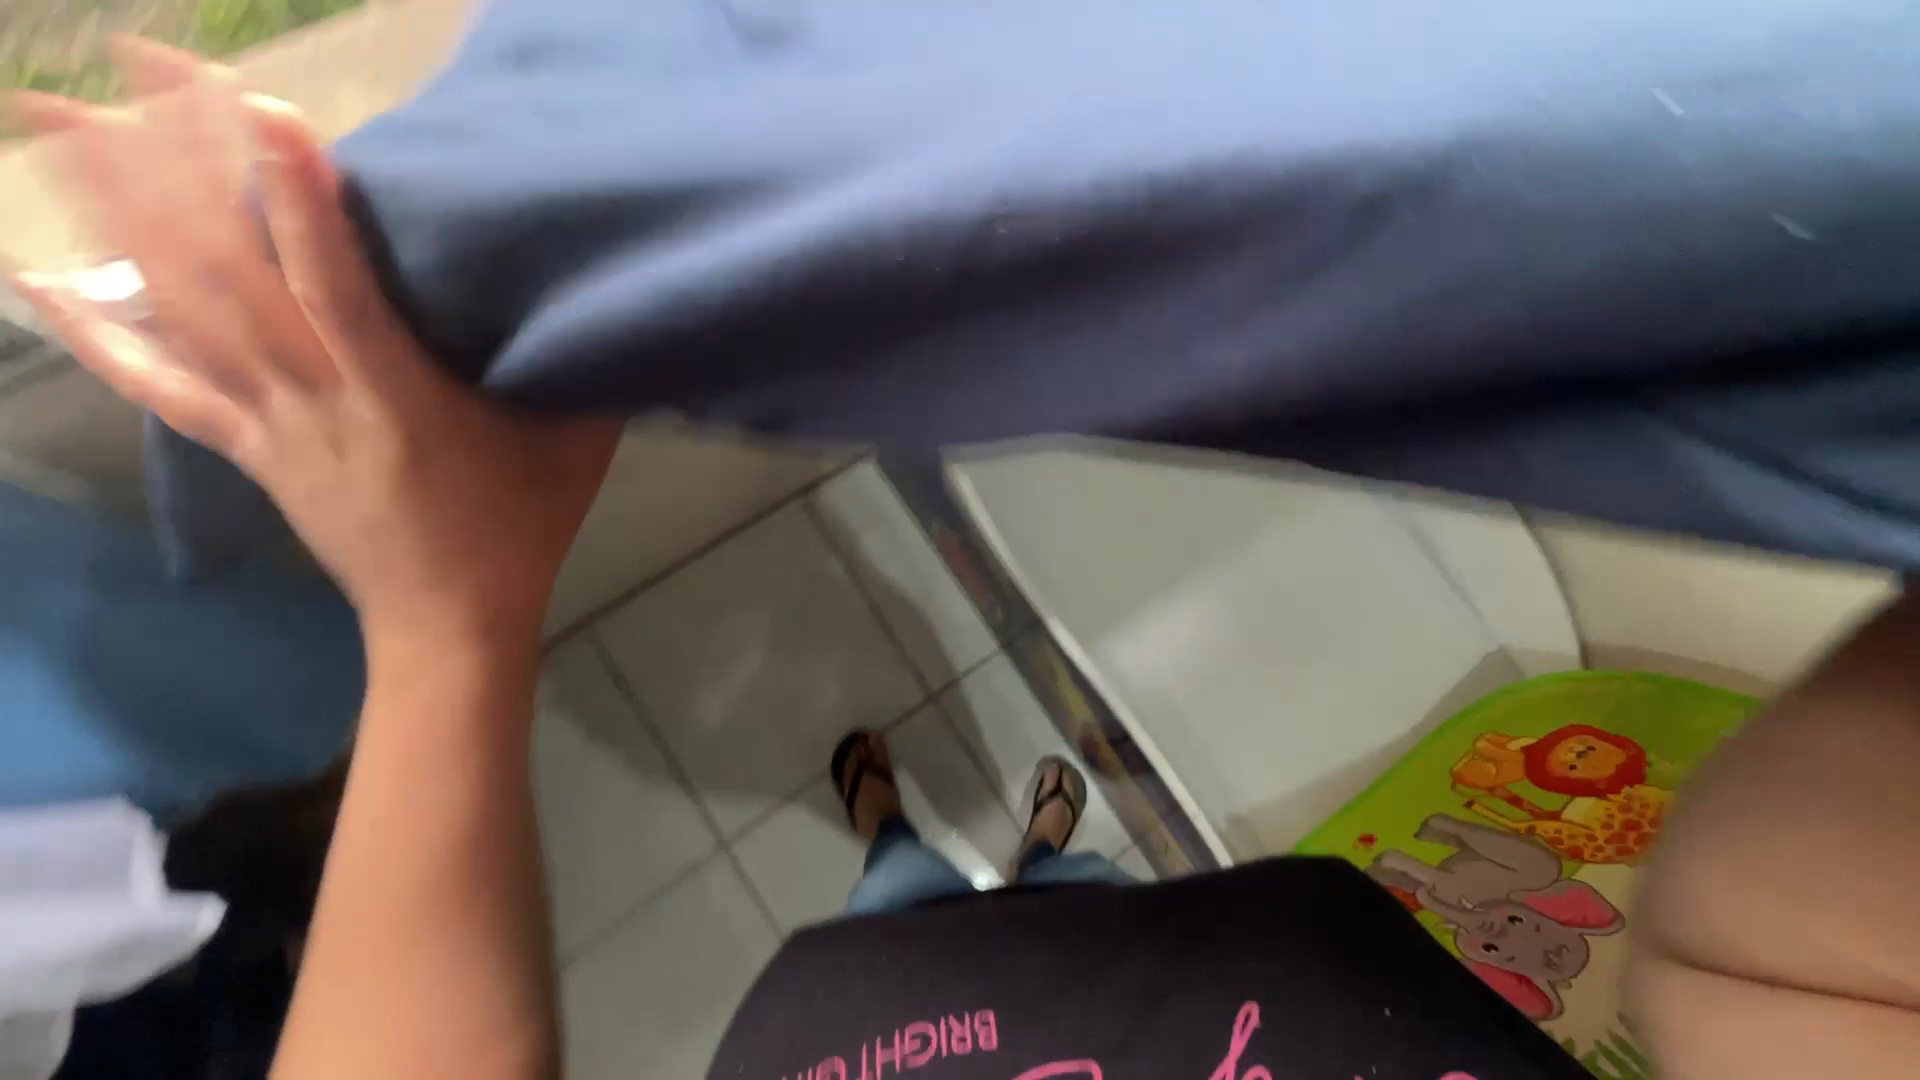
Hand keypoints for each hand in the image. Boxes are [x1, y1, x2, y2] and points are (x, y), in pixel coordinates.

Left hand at [9, 40, 618, 645]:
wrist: (450, 621)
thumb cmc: (520, 531)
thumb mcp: (577, 454)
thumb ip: (585, 383)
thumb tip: (600, 316)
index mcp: (402, 402)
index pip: (337, 289)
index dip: (301, 203)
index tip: (266, 112)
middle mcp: (318, 402)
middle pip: (232, 280)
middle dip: (180, 169)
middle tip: (129, 68)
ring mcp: (273, 426)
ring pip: (183, 314)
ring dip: (120, 216)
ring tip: (61, 125)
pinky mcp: (252, 450)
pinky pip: (165, 387)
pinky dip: (100, 332)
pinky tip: (39, 279)